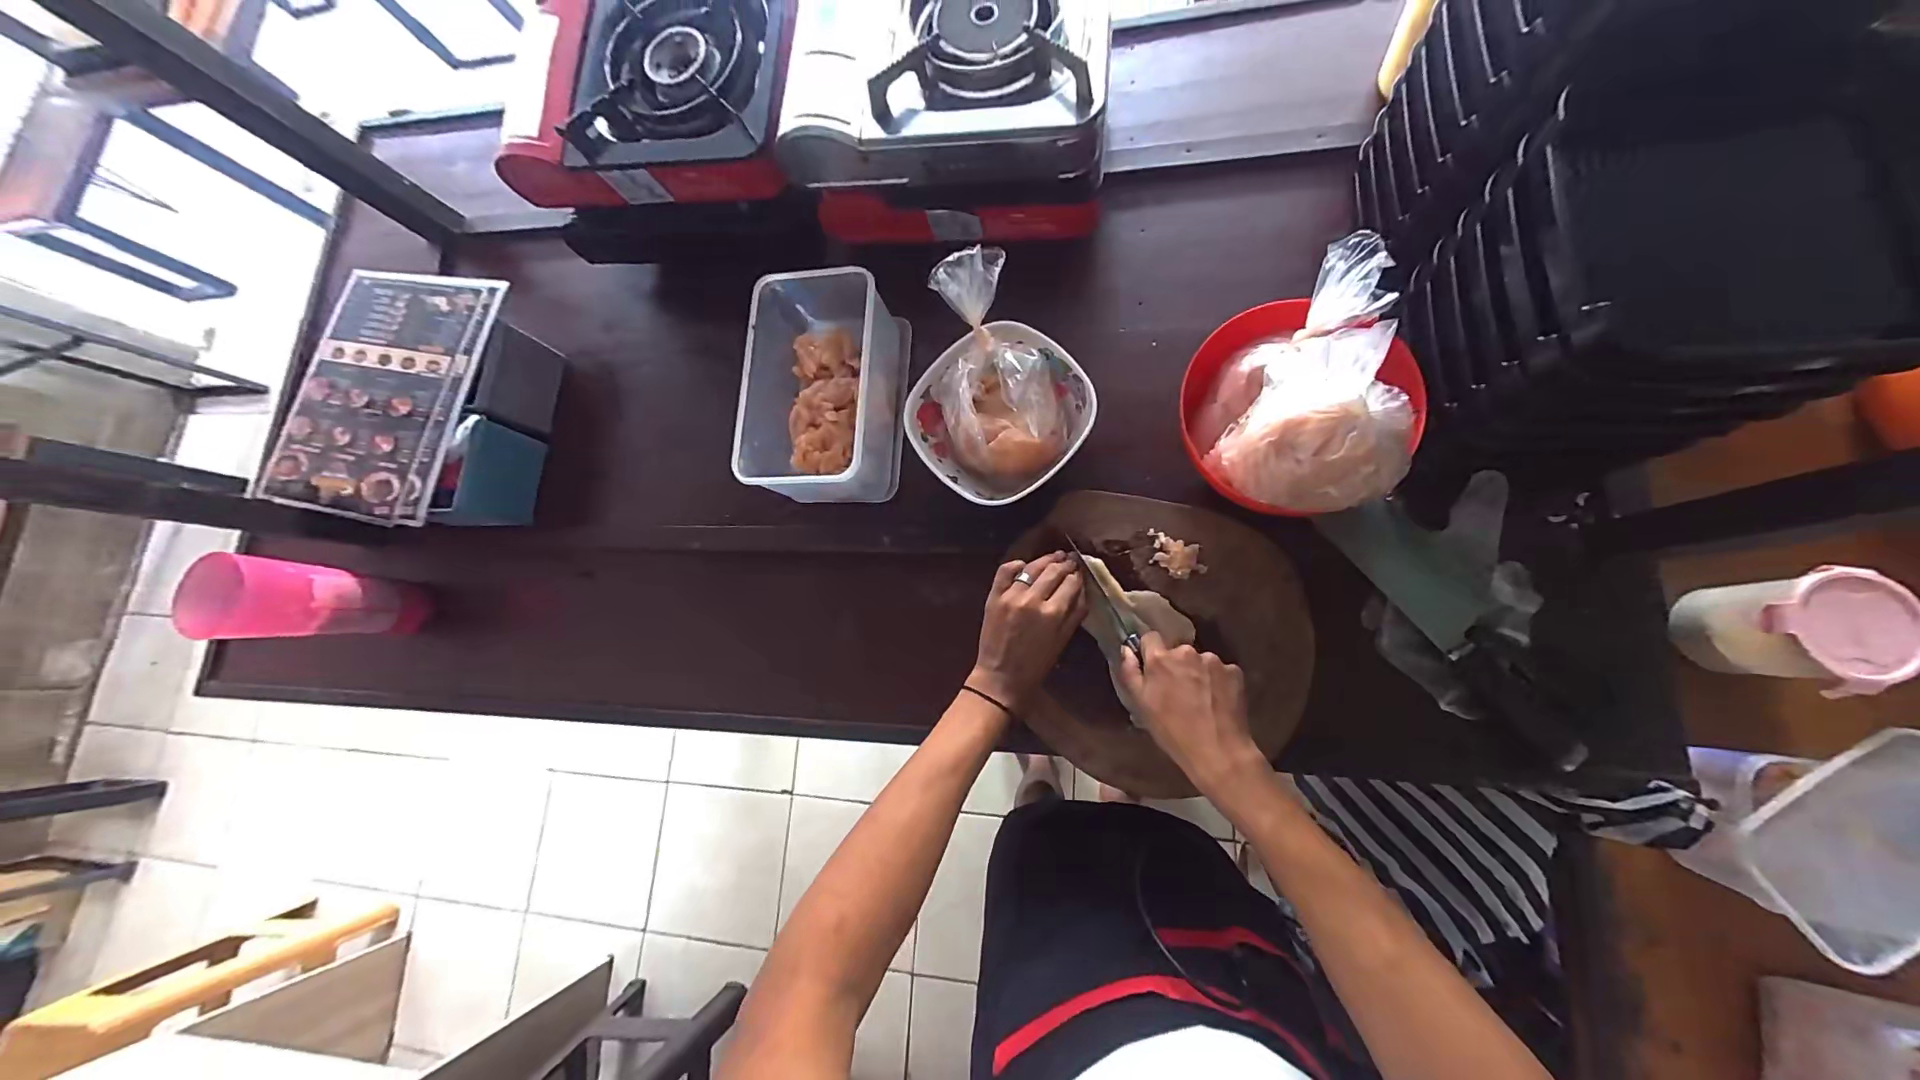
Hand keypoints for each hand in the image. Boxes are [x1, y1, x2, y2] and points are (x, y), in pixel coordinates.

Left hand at [970, 552, 1087, 711]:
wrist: (1001, 677)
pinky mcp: (994, 597)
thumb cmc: (1036, 664)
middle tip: (1070, 560)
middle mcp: (1032, 600)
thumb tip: (1083, 590)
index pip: (1071, 583)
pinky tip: (1024, 565)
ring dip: (1045, 560)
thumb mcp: (1062, 641)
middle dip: (1065, 564)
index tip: (1080, 570)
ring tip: (1054, 556)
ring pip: (1032, 567)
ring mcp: (1011, 596)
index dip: (1078, 574)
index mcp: (1053, 613)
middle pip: (1054, 571)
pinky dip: (1016, 565)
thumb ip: (1075, 614)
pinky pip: (1005, 571)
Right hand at [1116, 632, 1268, 802]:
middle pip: (1177, 651)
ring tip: (1201, 700)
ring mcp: (1213, 661)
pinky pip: (1221, 671)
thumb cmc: (1172, 730)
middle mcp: (1187, 652)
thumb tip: (1127, 649)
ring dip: (1198, 673)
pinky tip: (1217, 702)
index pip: (1151, 638)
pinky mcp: (1235, 672)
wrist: (1218, 750)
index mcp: (1160, 658)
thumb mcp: (1141, 705)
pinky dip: (1218, 682)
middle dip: (1176, 666)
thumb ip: (1130, 672)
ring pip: (1200, 661)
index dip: (1150, 652)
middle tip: (1178, 691)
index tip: (1153, 669)